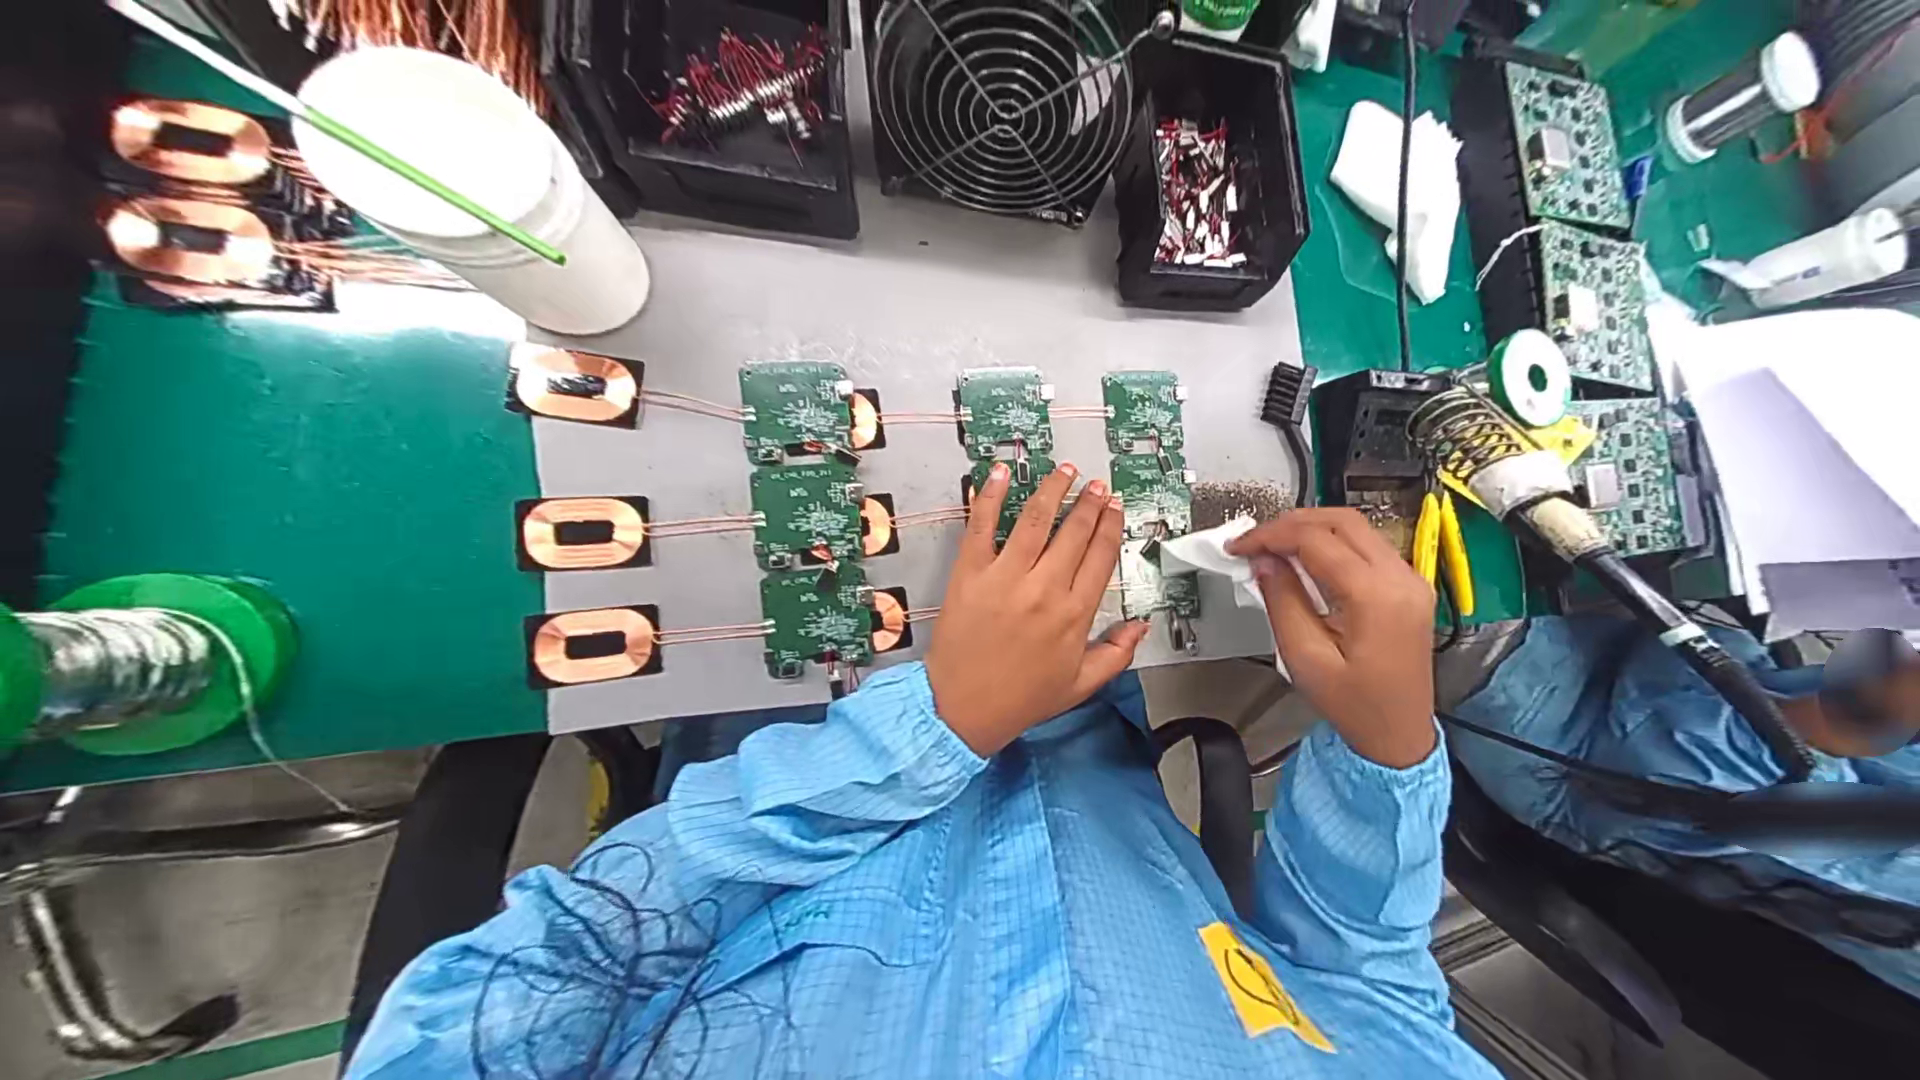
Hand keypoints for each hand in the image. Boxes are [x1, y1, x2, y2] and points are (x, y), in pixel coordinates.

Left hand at [926, 463, 1152, 755]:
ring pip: (1036, 520)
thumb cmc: (1021, 698)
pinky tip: (999, 474)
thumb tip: (1140, 626)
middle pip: (1075, 532)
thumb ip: (1116, 653)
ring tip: (1065, 472)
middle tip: (1096, 485)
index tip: (1115, 506)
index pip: (1101, 556)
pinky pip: (982, 526)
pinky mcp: (970, 573)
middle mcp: (1045, 589)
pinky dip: (990, 497)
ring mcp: (1005, 577)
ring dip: (1054, 490)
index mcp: (1075, 614)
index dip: (1111, 526)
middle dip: (1090, 503)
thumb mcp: (1080, 685)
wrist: (963, 708)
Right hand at [1226, 508, 1436, 767]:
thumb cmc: (1353, 704)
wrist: (1399, 734)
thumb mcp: (1305, 656)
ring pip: (1356, 527)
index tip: (1238, 547)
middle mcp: (1401, 579)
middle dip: (1290, 523)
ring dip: (1310, 529)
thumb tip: (1265, 562)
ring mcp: (1410, 580)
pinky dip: (1329, 542)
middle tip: (1253, 540)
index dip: (1270, 536)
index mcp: (1376, 597)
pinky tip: (1302, 558)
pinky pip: (1366, 546)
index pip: (1316, 540)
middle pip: (1341, 521)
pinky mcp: (1408, 587)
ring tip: (1272, 546)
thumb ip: (1282, 601)